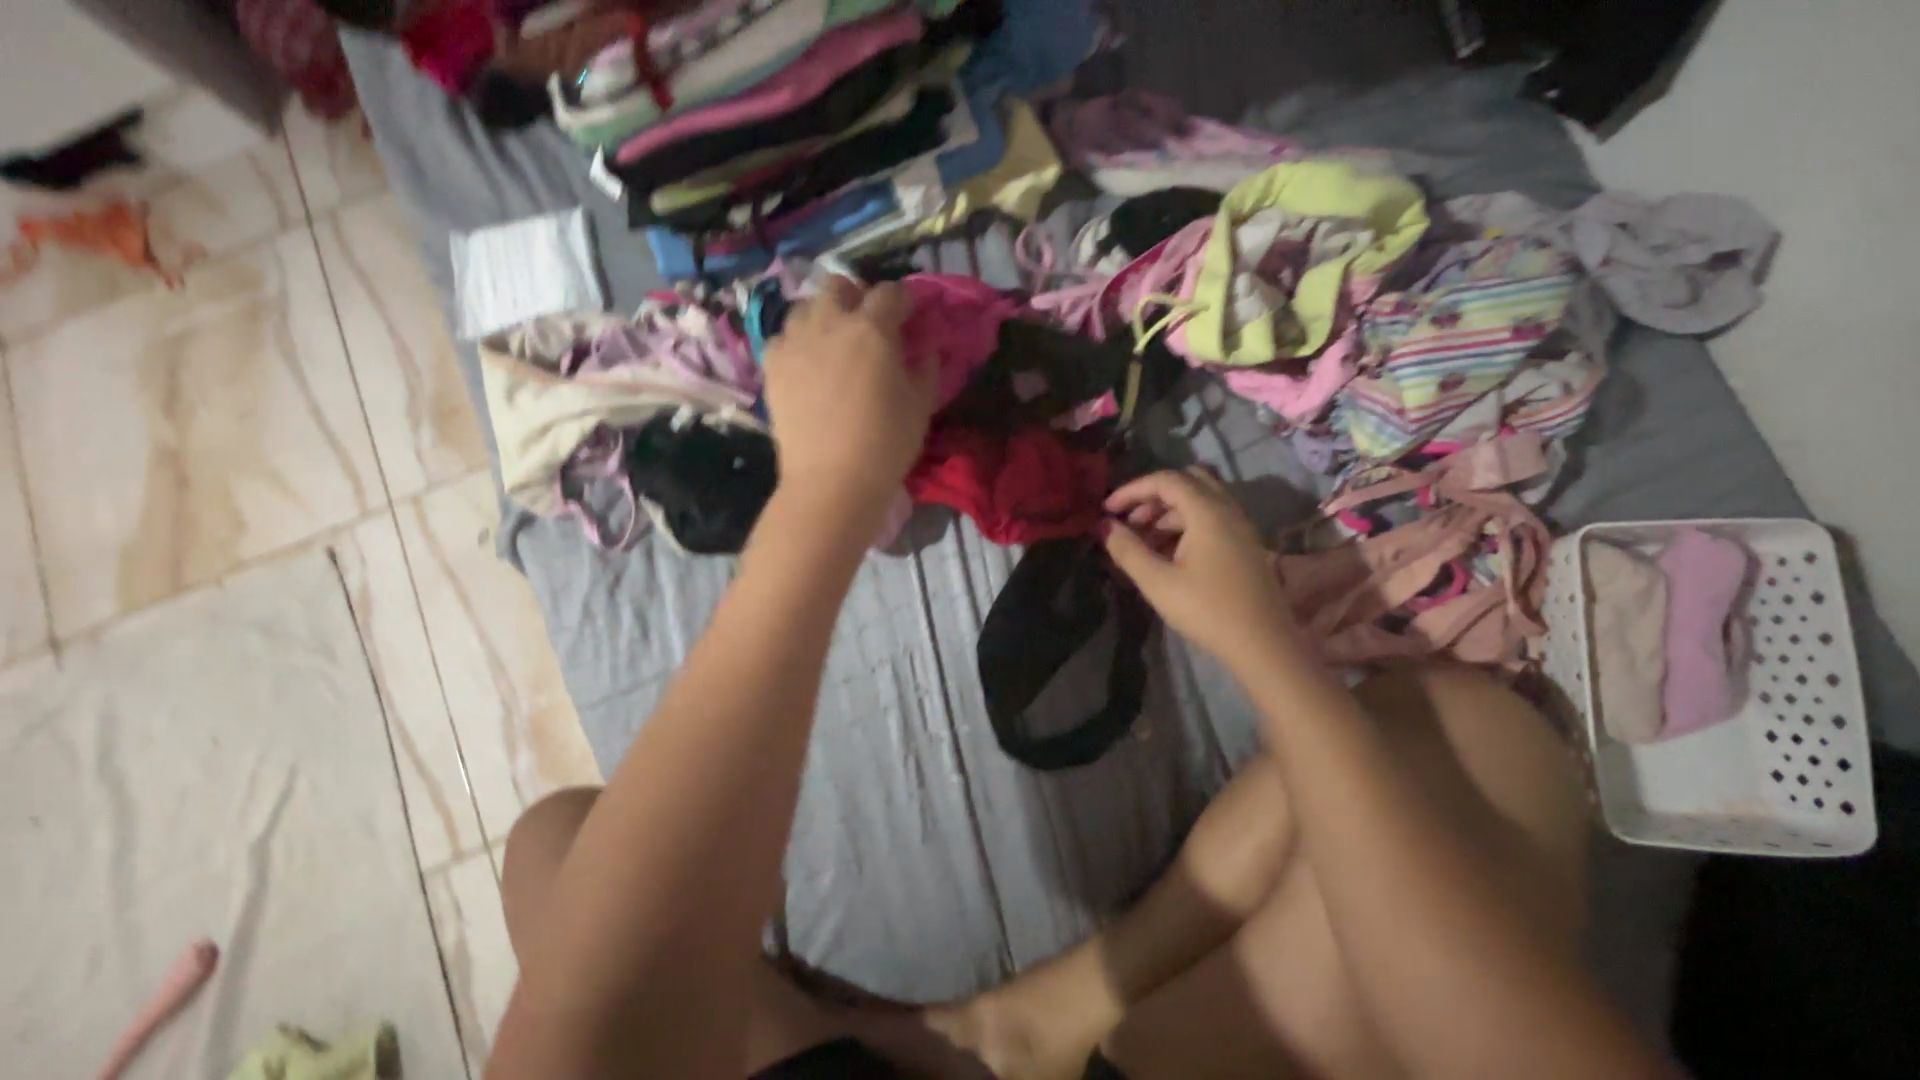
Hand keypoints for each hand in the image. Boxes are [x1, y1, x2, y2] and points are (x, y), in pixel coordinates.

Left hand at [763, 277, 936, 526]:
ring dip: (822, 315)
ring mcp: (795, 342)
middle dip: (854, 296)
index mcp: (873, 329)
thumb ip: (925, 367)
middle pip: (838, 284)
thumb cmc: (886, 443)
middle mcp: (830, 323)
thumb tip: (924, 347)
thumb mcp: (921, 405)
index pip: (890, 293)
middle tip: (866, 323)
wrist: (832, 481)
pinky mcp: (772, 365)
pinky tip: (806, 363)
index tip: (909, 316)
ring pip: (805, 306)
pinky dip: (795, 342)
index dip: (903, 301)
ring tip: (832, 341)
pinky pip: (781, 337)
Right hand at [1103, 468, 1306, 675]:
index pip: (1166, 480)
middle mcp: (1229, 510)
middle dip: (1154, 497)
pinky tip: (1171, 555)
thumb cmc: (1207, 610)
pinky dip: (1187, 525)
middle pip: (1188, 483)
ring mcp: (1242, 528)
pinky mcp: (1247, 546)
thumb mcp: (1158, 582)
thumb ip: (1128, 550)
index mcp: (1208, 512)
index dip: (1133, 489)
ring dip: (1170, 513)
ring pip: (1202, 502)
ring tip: (1144, 543)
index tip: (1108, 509)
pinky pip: (1214, 519)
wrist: (1263, 645)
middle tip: (1130, 522)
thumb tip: (1104, 526)